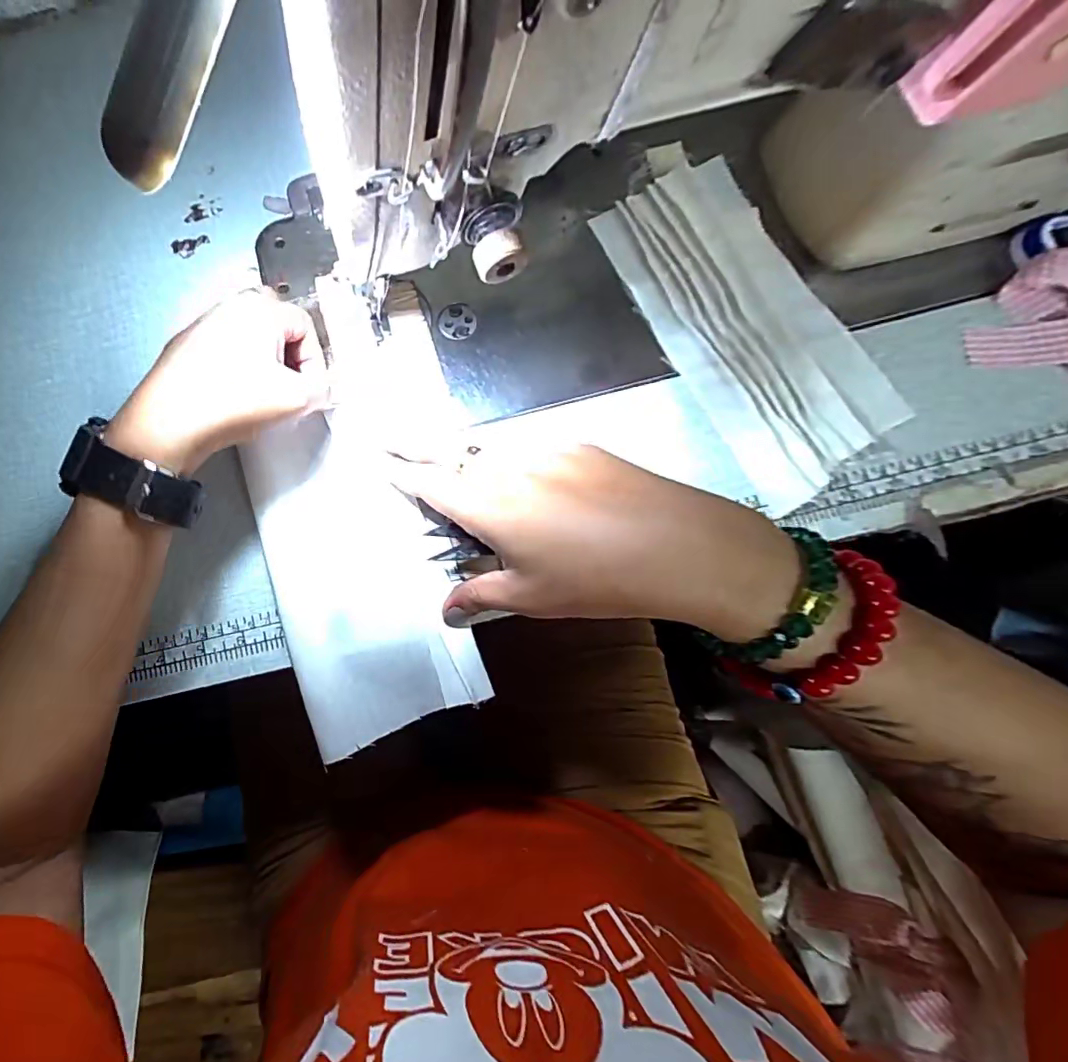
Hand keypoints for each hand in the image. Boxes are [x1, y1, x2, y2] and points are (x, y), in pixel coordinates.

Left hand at [107, 289, 328, 472]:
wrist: (170, 422)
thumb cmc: (226, 402)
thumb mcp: (296, 400)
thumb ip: (323, 388)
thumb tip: (325, 387)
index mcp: (260, 309)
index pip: (307, 327)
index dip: (315, 362)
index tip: (310, 388)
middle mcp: (231, 307)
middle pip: (280, 329)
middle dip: (290, 360)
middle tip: (288, 389)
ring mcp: (206, 324)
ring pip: (252, 341)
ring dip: (265, 366)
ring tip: (261, 398)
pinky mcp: (188, 346)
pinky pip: (227, 352)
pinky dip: (238, 371)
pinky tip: (235, 398)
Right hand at [389, 443, 801, 639]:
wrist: (683, 545)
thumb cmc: (598, 580)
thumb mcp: (533, 596)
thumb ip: (481, 595)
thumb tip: (446, 610)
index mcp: (491, 504)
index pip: (432, 482)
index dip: (404, 474)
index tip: (384, 463)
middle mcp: (512, 465)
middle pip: (460, 455)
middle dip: (434, 458)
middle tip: (418, 462)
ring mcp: (550, 449)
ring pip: (500, 452)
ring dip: (487, 469)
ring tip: (505, 503)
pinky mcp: (583, 445)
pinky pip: (538, 452)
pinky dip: (527, 469)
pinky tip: (553, 500)